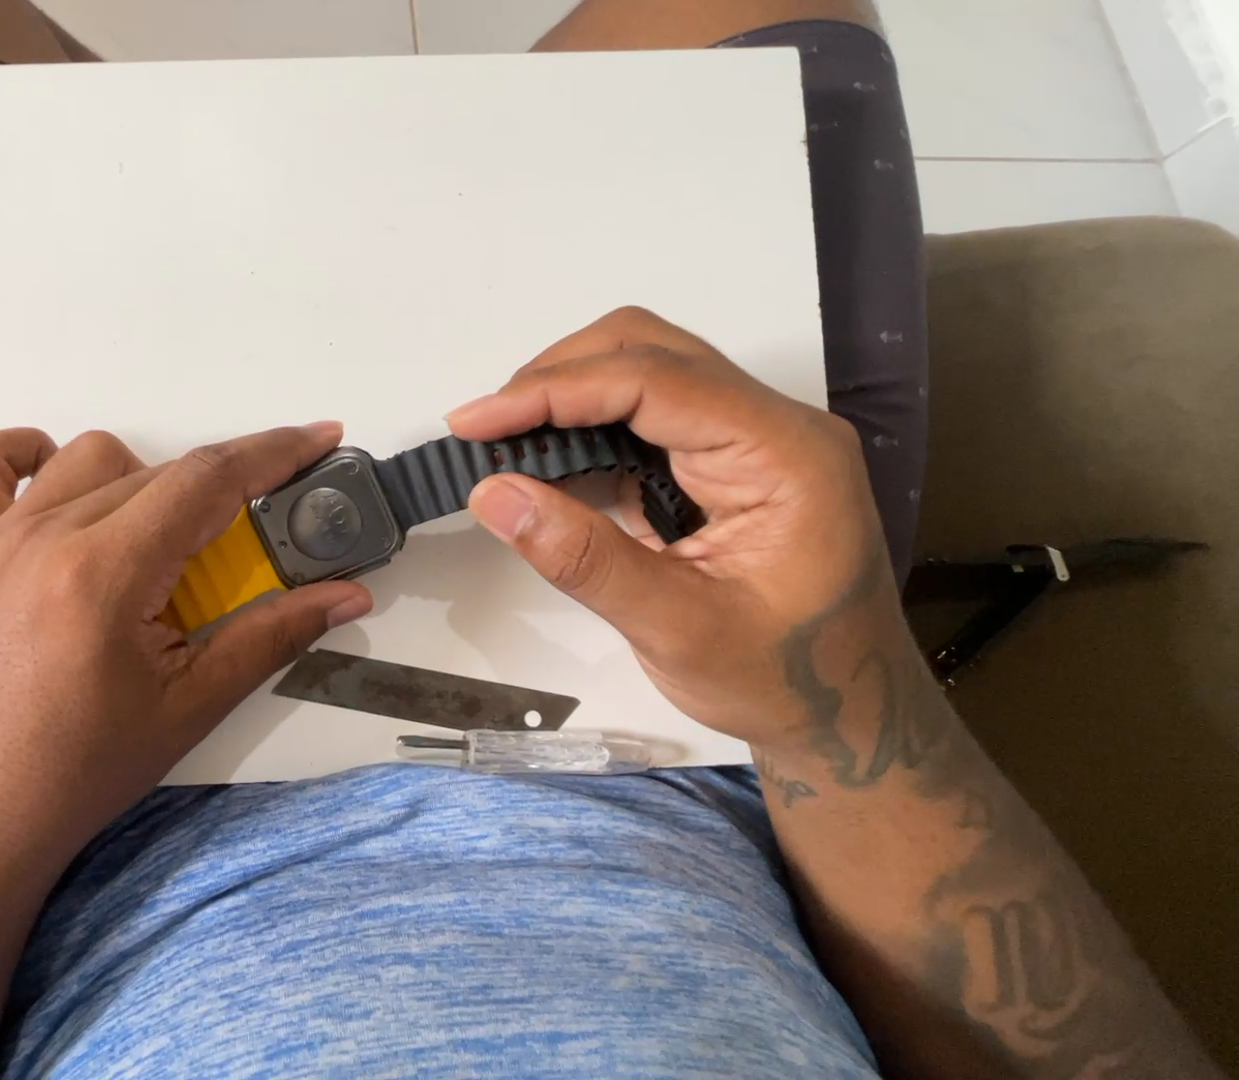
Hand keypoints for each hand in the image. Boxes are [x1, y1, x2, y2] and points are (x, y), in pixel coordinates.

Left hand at [0, 424, 372, 855]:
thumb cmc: (83, 771)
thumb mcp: (192, 706)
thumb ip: (273, 635)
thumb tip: (349, 596)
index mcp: (105, 573)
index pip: (206, 481)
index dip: (273, 452)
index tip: (319, 440)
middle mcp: (47, 536)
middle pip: (159, 471)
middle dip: (223, 488)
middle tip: (255, 537)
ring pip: (88, 458)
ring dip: (145, 480)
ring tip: (164, 543)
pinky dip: (27, 455)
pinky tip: (58, 486)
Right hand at [446, 307, 912, 751]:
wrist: (845, 714)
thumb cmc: (781, 681)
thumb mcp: (676, 630)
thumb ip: (583, 559)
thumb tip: (490, 494)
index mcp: (779, 453)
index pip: (653, 381)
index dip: (552, 391)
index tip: (472, 423)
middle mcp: (767, 425)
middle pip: (648, 350)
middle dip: (555, 379)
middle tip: (484, 431)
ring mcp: (744, 440)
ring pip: (640, 374)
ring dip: (564, 400)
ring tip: (502, 446)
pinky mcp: (718, 464)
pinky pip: (640, 421)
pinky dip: (582, 433)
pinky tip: (544, 468)